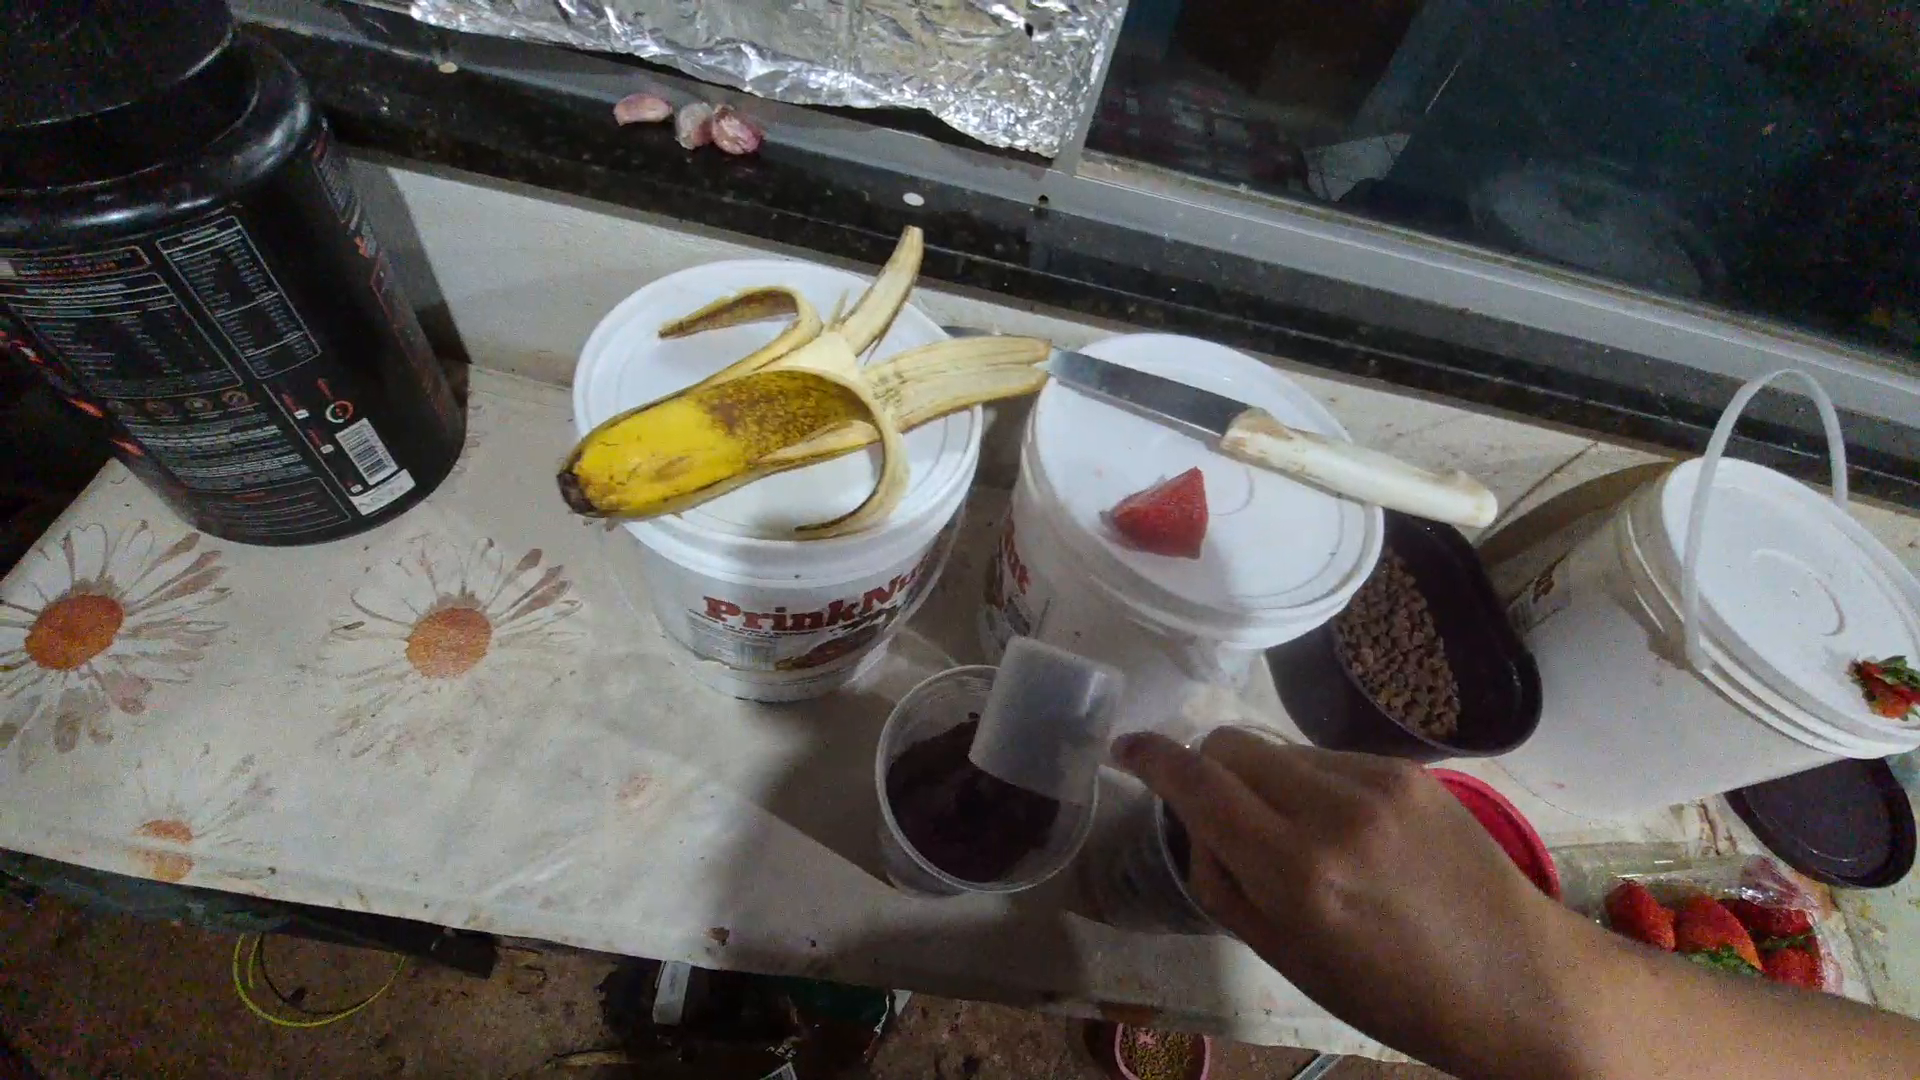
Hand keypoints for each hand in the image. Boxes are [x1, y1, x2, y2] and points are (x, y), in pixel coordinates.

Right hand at [1112, 729, 1591, 1076]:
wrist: (1529, 985)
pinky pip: (1322, 756)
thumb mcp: (1285, 956)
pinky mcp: (1405, 769)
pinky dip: (1308, 782)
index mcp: (1297, 872)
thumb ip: (1220, 877)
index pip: (1197, 784)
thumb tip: (1193, 816)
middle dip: (1208, 770)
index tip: (1125, 748)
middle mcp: (1332, 810)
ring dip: (1261, 779)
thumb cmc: (1395, 994)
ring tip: (1300, 831)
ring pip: (1273, 747)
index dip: (1151, 758)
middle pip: (1227, 745)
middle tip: (1226, 816)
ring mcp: (1375, 781)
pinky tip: (1346, 828)